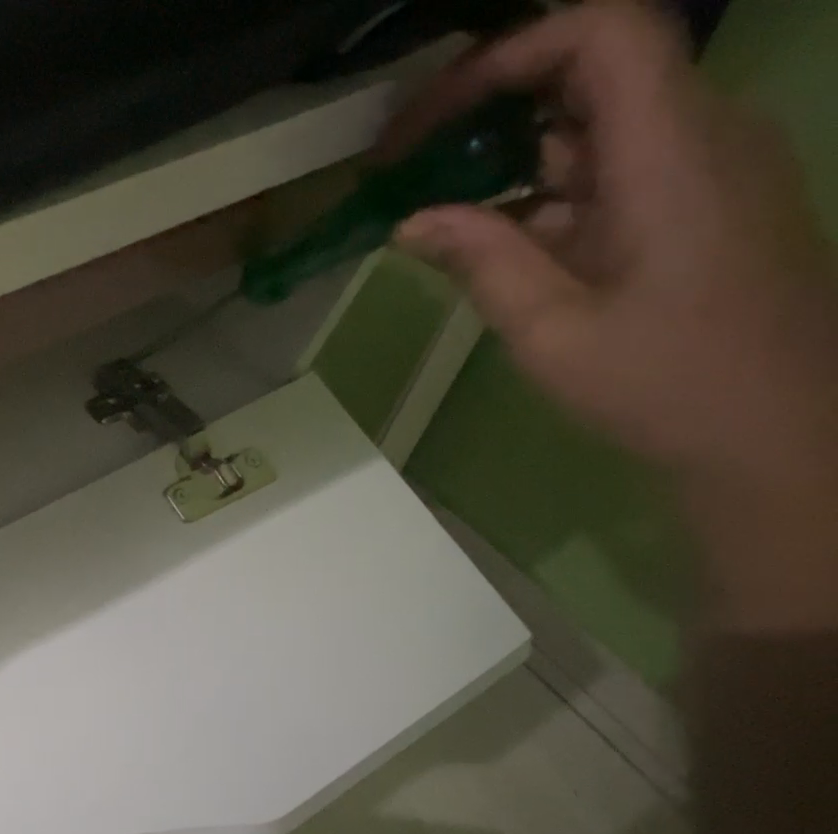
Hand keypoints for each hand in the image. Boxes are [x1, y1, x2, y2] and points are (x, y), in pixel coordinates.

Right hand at [386, 1, 837, 630]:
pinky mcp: (700, 202)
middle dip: (486, 105)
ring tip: (427, 205)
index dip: (505, 56)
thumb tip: (411, 219)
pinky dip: (541, 187)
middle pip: (590, 69)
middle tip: (405, 162)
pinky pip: (612, 165)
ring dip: (506, 153)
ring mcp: (706, 168)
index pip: (601, 34)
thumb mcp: (552, 331)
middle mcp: (702, 137)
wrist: (786, 436)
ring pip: (595, 121)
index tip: (428, 122)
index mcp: (673, 153)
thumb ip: (481, 260)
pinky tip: (487, 239)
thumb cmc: (669, 386)